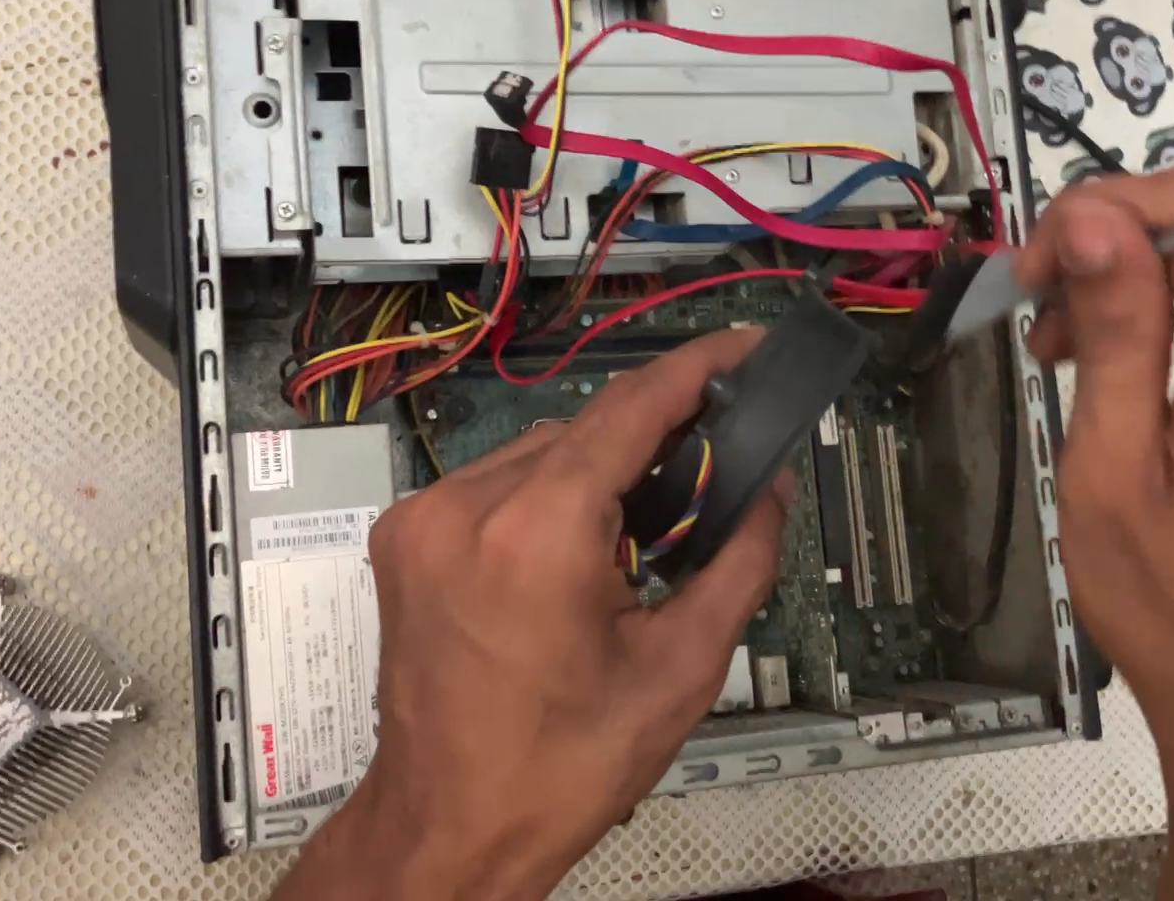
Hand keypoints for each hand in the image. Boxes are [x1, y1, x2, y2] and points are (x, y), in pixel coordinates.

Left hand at [273, 330, 788, 900]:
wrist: (447, 825)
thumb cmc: (564, 764)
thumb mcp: (683, 667)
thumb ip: (741, 561)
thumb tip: (768, 490)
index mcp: (539, 534)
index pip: (633, 409)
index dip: (697, 368)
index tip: (742, 347)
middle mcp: (468, 505)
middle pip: (589, 429)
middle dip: (657, 437)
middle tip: (709, 461)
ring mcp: (426, 514)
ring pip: (544, 450)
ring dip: (602, 469)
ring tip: (640, 526)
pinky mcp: (405, 531)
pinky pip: (500, 478)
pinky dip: (552, 491)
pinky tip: (579, 540)